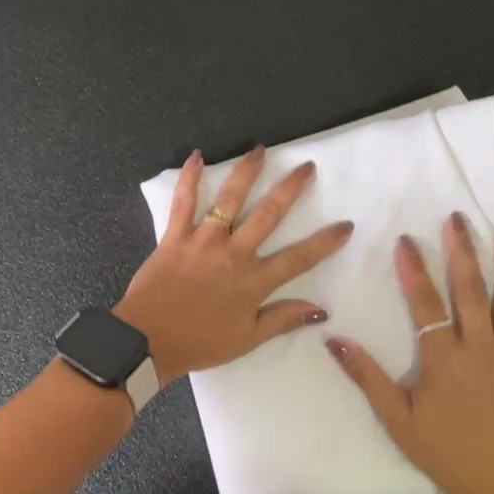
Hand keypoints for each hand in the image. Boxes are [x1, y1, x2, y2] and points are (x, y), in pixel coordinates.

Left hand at [115, 146, 353, 384]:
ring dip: (246, 172)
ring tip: (260, 150)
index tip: (346, 225)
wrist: (147, 340)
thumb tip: (320, 310)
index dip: (325, 241)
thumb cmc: (199, 343)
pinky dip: (190, 177)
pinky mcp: (174, 237)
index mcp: (253, 281)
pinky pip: (182, 202)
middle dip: (291, 188)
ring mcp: (203, 241)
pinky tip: (197, 155)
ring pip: (229, 199)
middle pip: (268, 215)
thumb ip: (282, 320)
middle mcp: (233, 254)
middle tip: (307, 167)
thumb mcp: (246, 340)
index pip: (299, 257)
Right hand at [326, 212, 493, 493]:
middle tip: (459, 219)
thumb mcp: (395, 417)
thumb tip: (334, 340)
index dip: (414, 271)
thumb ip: (366, 376)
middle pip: (471, 293)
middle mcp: (480, 350)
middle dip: (464, 253)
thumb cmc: (441, 451)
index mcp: (444, 359)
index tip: (406, 240)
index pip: (425, 304)